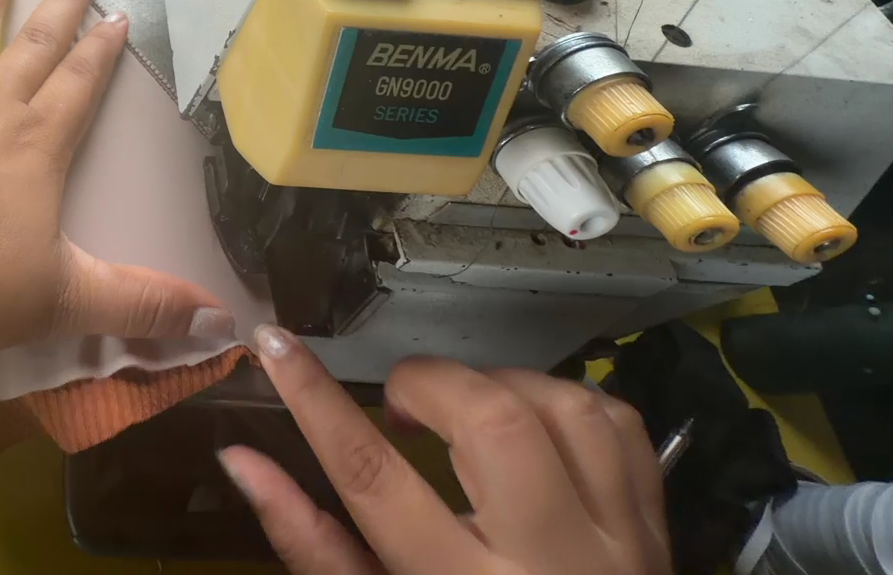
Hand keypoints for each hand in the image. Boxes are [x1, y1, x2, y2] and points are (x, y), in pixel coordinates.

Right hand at [221, 327, 670, 574]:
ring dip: (494, 386)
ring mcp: (618, 547)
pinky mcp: (655, 529)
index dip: (312, 397)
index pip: (370, 475)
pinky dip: (556, 398)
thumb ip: (306, 538)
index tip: (272, 341)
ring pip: (561, 409)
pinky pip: (613, 421)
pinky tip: (524, 422)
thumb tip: (237, 456)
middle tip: (402, 411)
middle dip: (427, 384)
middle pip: (491, 424)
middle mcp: (548, 565)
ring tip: (461, 415)